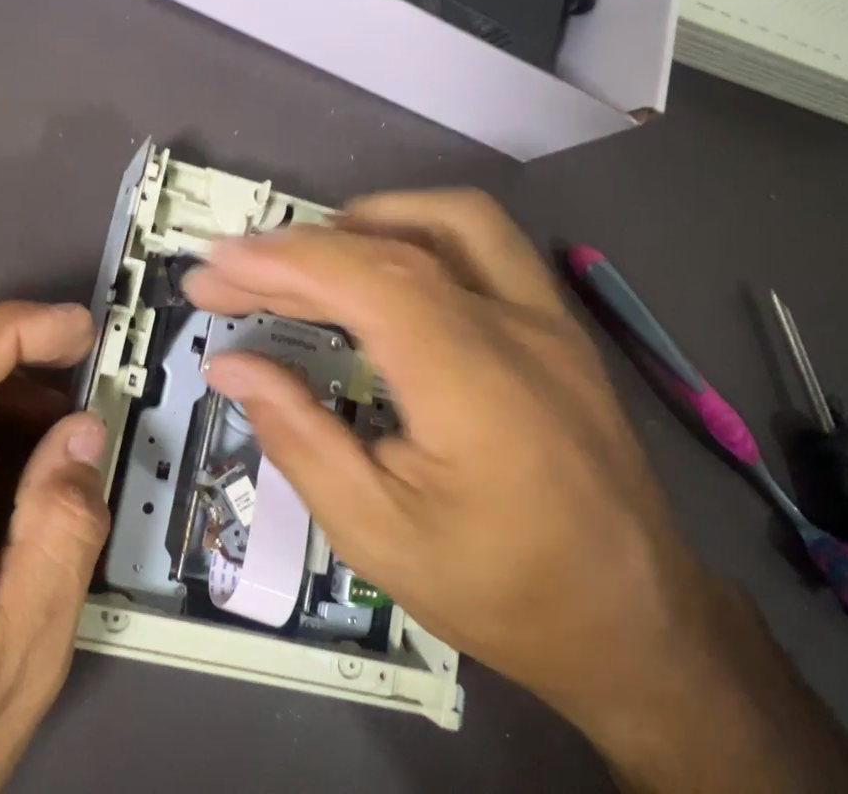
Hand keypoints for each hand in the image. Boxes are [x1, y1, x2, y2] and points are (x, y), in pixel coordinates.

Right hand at [182, 190, 697, 723]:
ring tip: (299, 260)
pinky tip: (376, 273)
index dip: (280, 262)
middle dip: (296, 253)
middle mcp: (518, 330)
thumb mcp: (376, 533)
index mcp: (472, 384)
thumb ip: (298, 438)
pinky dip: (415, 237)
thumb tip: (233, 366)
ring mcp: (549, 322)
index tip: (213, 267)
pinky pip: (487, 247)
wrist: (634, 625)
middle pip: (392, 248)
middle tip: (226, 277)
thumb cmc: (500, 590)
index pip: (366, 279)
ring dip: (364, 224)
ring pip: (453, 221)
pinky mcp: (558, 331)